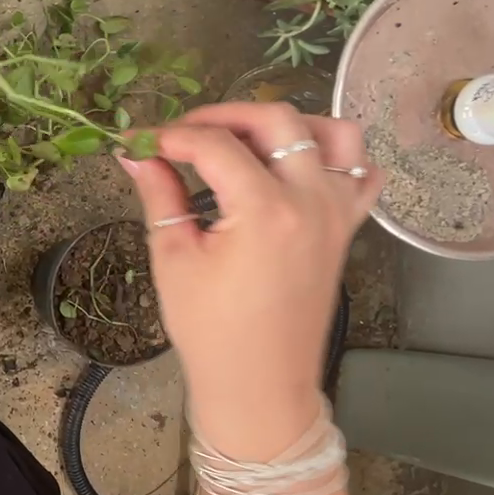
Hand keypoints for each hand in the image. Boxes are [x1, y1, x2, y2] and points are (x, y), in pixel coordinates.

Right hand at [119, 103, 382, 461]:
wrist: (258, 379)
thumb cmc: (208, 326)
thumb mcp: (173, 258)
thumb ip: (159, 195)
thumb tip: (134, 155)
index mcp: (265, 209)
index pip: (214, 145)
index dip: (170, 136)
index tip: (137, 142)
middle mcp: (312, 198)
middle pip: (276, 120)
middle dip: (222, 116)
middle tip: (181, 134)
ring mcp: (338, 210)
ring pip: (331, 133)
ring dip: (284, 124)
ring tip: (242, 141)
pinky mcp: (347, 226)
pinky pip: (359, 171)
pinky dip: (332, 155)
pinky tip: (294, 166)